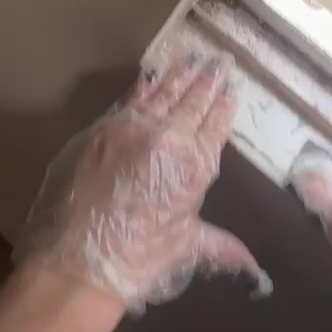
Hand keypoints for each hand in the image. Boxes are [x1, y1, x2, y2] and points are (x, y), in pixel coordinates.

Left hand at [16, 56, 269, 309]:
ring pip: (160, 94)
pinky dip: (142, 87)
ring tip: (188, 59)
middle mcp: (165, 139)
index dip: (223, 106)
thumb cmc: (136, 260)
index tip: (231, 87)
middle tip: (215, 62)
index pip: (214, 126)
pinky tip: (150, 77)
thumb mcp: (185, 247)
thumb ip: (221, 247)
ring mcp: (129, 130)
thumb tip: (257, 273)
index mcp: (192, 166)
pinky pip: (128, 101)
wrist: (74, 265)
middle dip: (205, 81)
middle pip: (190, 102)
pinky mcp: (99, 130)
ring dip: (176, 76)